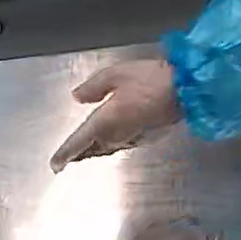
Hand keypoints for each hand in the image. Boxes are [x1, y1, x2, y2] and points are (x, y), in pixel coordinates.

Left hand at [49, 59, 182, 171]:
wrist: (185, 90)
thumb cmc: (150, 79)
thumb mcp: (115, 74)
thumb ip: (93, 88)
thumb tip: (78, 97)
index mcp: (104, 122)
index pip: (78, 142)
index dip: (64, 154)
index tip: (55, 165)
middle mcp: (115, 136)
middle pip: (91, 150)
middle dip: (79, 154)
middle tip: (67, 160)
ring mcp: (131, 139)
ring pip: (106, 149)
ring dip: (93, 152)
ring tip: (85, 153)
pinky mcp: (145, 139)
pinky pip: (120, 145)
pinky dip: (109, 146)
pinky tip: (111, 142)